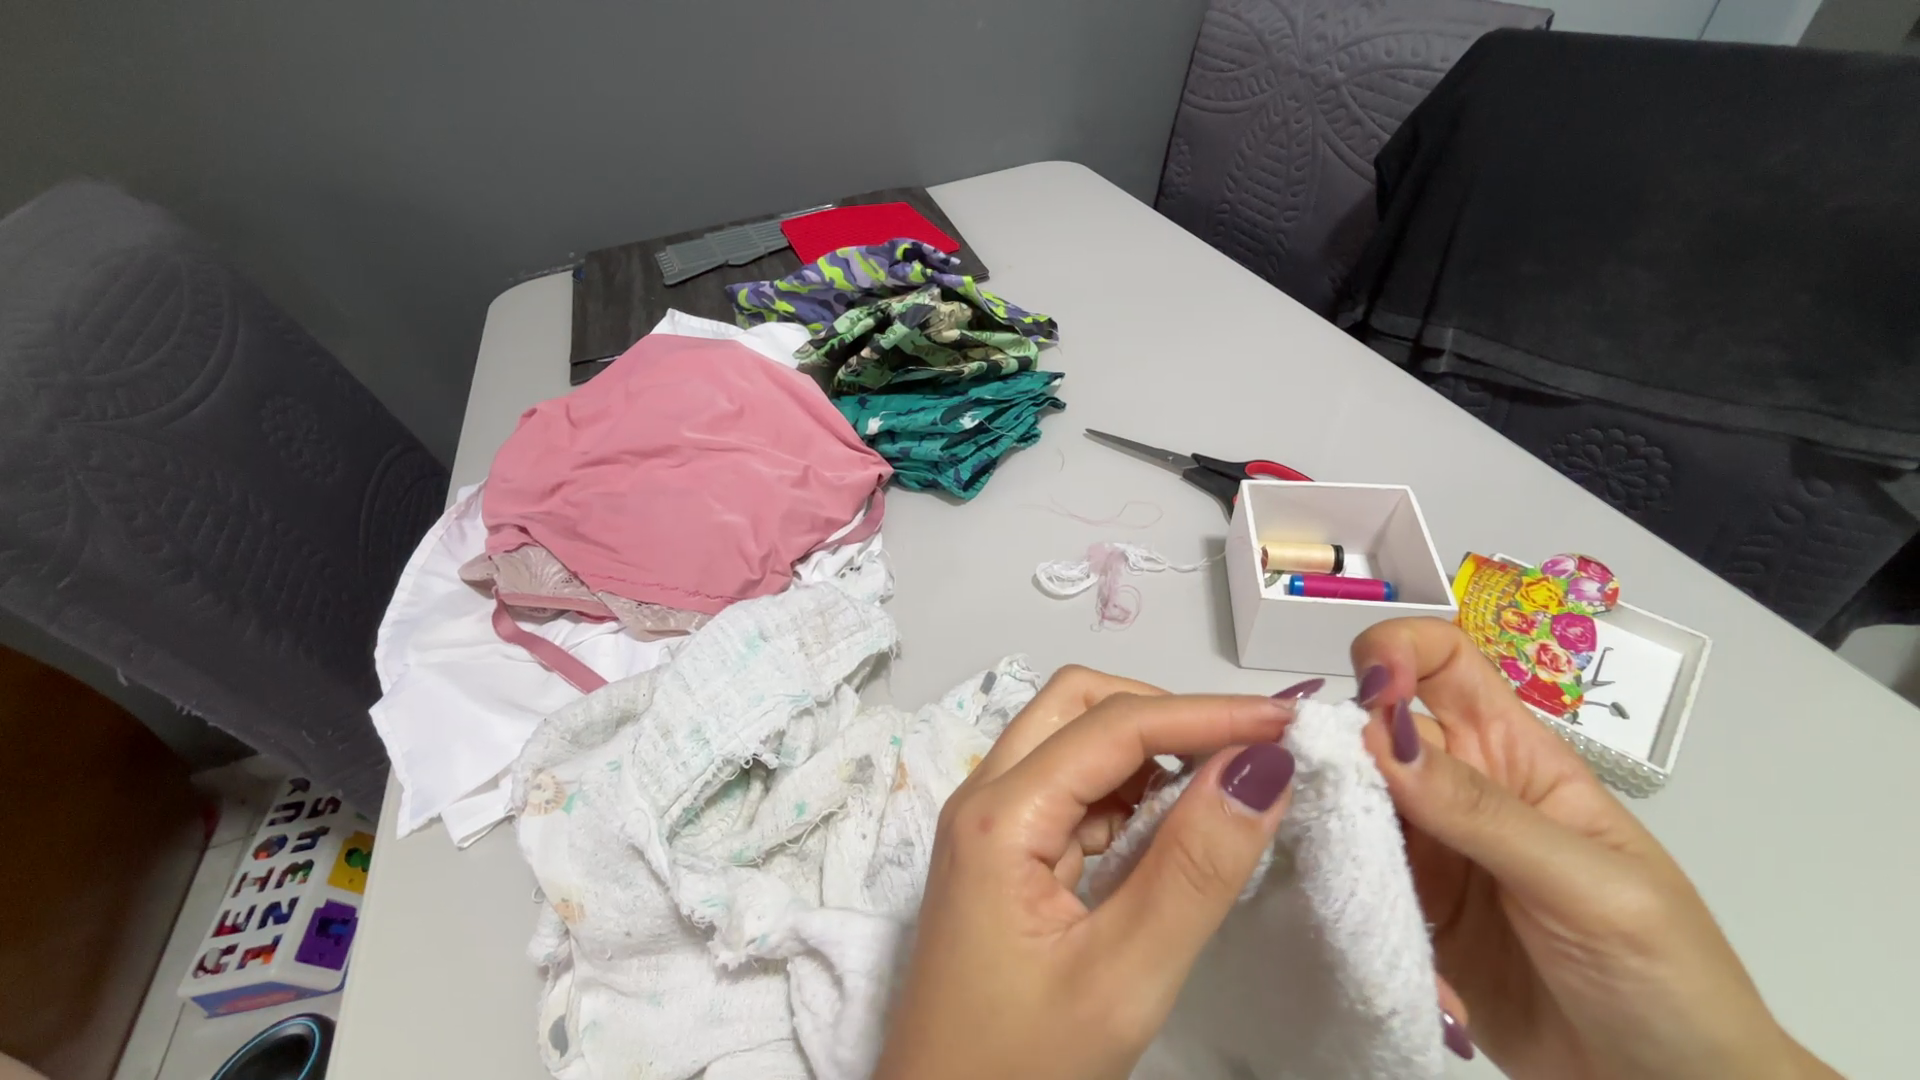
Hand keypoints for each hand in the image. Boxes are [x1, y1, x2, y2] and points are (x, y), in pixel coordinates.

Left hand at [873, 666, 1303, 1079]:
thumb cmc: (1023, 1063)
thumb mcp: (1124, 978)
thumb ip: (1195, 869)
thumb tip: (1261, 770)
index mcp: (1000, 815)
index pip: (1111, 725)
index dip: (1205, 713)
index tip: (1286, 724)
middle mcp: (985, 795)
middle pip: (1077, 705)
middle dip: (1165, 712)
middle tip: (1244, 751)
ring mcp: (991, 820)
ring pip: (1073, 738)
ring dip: (1149, 746)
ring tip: (1222, 784)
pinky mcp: (1006, 848)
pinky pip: (1072, 786)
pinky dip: (1130, 788)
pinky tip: (1172, 823)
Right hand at [1351, 618, 1841, 1079]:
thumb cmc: (1664, 974)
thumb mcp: (1588, 884)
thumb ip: (1483, 811)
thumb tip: (1374, 733)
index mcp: (1508, 754)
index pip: (1443, 663)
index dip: (1399, 650)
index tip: (1368, 690)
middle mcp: (1449, 788)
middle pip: (1369, 729)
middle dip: (1333, 745)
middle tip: (1310, 794)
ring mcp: (1418, 847)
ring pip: (1342, 798)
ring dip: (1322, 819)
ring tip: (1320, 862)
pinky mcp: (1394, 902)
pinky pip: (1342, 869)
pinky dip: (1330, 882)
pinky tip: (1333, 908)